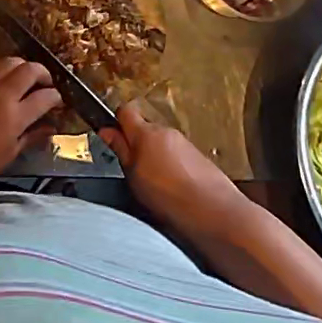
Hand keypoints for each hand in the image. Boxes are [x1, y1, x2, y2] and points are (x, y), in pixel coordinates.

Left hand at [0, 58, 62, 191]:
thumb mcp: (11, 153)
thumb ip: (33, 135)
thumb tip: (50, 127)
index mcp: (16, 114)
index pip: (45, 96)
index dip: (56, 97)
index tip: (58, 102)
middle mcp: (2, 93)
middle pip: (31, 69)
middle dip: (44, 75)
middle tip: (46, 85)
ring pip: (11, 61)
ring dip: (23, 67)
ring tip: (26, 79)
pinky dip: (2, 70)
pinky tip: (3, 81)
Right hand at [100, 103, 245, 232]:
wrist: (214, 211)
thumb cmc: (170, 195)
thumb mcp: (133, 175)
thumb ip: (120, 150)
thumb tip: (107, 132)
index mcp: (147, 132)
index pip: (125, 111)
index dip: (116, 122)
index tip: (112, 138)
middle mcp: (167, 131)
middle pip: (144, 129)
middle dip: (137, 145)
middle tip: (132, 170)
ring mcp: (184, 143)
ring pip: (161, 143)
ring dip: (155, 158)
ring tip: (154, 185)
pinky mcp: (198, 157)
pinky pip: (177, 156)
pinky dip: (171, 168)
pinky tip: (172, 189)